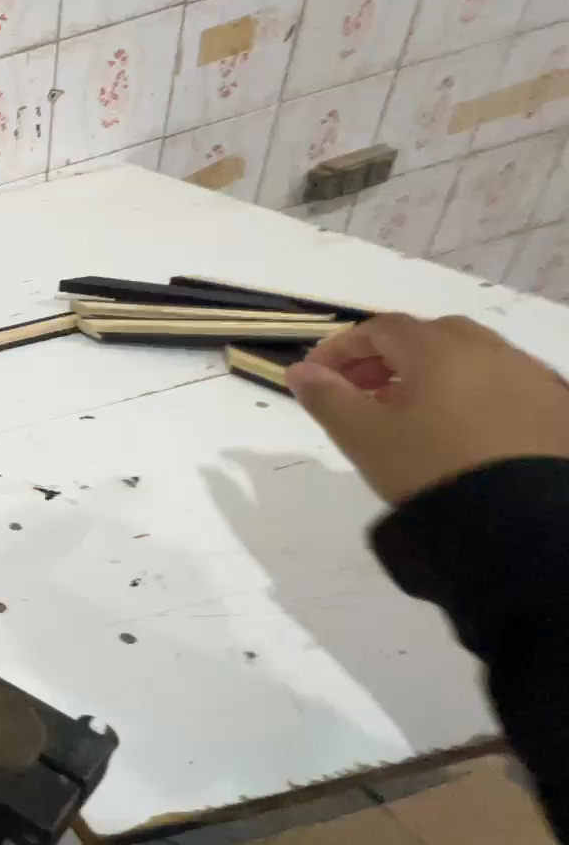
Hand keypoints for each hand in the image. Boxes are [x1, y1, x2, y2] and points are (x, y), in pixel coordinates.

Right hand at [285, 312, 568, 503]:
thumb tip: (300, 370)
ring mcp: (534, 378)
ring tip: (403, 408)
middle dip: (386, 353)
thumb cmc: (426, 464)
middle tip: (358, 386)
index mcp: (441, 353)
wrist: (518, 515)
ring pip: (471, 355)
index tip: (315, 375)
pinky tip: (453, 423)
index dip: (341, 346)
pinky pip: (503, 380)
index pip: (382, 329)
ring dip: (427, 369)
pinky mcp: (557, 407)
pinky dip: (467, 387)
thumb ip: (324, 395)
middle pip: (430, 334)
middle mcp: (492, 353)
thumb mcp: (359, 433)